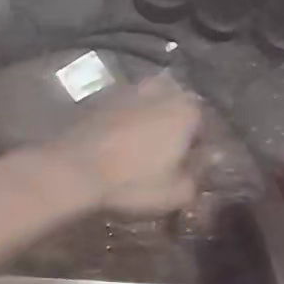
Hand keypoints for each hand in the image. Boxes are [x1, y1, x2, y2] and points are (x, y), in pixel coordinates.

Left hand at [44, 74, 201, 218]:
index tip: (190, 166)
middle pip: (177, 105)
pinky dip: (126, 121)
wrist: (72, 171)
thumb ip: (199, 174)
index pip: (205, 124)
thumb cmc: (133, 184)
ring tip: (143, 148)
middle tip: (169, 153)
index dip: (200, 146)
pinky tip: (119, 144)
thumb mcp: (176, 193)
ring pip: (149, 102)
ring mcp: (126, 91)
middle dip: (177, 124)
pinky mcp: (99, 99)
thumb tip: (211, 158)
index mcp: (185, 110)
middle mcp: (160, 91)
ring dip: (151, 119)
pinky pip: (124, 108)